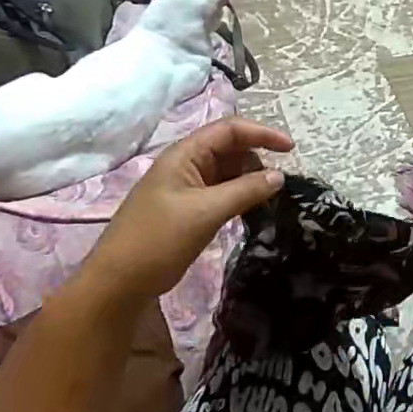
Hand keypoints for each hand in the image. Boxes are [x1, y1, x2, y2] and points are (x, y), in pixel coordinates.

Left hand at [86, 118, 292, 299]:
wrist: (121, 281)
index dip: (262, 133)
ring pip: (228, 173)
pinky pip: (223, 193)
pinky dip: (241, 196)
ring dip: (251, 180)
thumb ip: (245, 191)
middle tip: (282, 182)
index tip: (291, 149)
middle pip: (230, 149)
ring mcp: (187, 189)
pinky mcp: (190, 210)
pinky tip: (255, 209)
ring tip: (272, 197)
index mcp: (184, 155)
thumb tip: (280, 176)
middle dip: (258, 158)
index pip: (229, 130)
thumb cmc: (159, 239)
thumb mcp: (206, 212)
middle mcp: (186, 165)